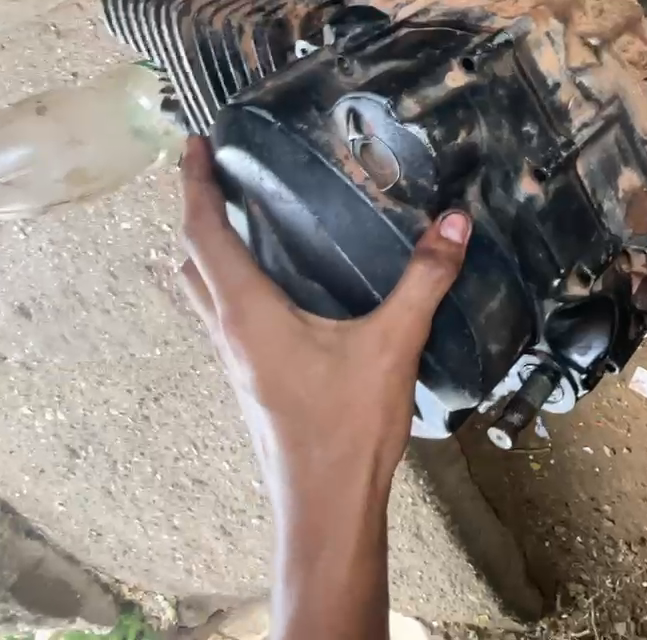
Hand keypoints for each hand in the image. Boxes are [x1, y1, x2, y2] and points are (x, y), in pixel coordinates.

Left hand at [177, 135, 469, 638]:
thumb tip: (455, 220)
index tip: (192, 143)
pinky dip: (230, 277)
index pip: (204, 235)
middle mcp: (228, 332)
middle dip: (194, 210)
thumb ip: (425, 279)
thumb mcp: (393, 343)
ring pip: (202, 289)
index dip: (193, 186)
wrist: (325, 504)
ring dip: (206, 246)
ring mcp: (235, 359)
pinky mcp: (253, 376)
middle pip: (190, 260)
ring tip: (238, 213)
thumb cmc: (347, 423)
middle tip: (216, 171)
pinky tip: (273, 280)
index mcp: (248, 314)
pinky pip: (224, 311)